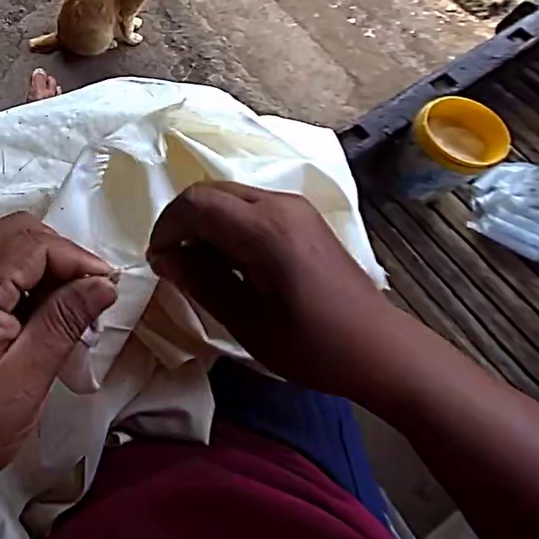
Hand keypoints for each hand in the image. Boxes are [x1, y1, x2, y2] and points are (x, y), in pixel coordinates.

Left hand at [0, 213, 119, 535]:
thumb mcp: (27, 378)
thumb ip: (65, 320)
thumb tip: (104, 284)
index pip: (34, 245)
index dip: (77, 259)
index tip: (107, 285)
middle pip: (20, 231)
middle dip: (62, 254)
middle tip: (90, 291)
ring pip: (9, 240)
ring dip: (45, 261)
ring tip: (71, 301)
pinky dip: (26, 272)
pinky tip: (43, 307)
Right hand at [147, 181, 410, 402]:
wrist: (380, 347)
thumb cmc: (314, 346)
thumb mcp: (250, 325)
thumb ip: (203, 283)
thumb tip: (163, 258)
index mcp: (266, 230)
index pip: (198, 203)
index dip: (168, 226)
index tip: (157, 260)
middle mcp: (280, 204)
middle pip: (212, 191)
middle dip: (184, 221)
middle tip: (174, 264)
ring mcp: (294, 205)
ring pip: (231, 195)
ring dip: (206, 221)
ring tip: (201, 267)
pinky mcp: (302, 214)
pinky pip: (252, 204)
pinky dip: (229, 223)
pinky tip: (232, 260)